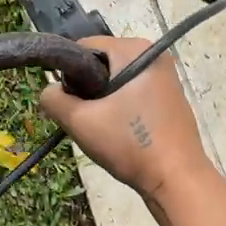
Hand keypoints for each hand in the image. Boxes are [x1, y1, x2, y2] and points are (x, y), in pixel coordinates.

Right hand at [40, 37, 215, 206]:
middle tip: (84, 120)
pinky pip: (133, 94)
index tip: (68, 102)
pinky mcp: (170, 98)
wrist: (176, 179)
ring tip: (101, 129)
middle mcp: (154, 55)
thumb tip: (49, 91)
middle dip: (86, 90)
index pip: (84, 47)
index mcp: (134, 49)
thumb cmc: (129, 144)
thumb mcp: (79, 121)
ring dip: (102, 103)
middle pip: (101, 64)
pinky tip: (120, 133)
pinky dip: (120, 109)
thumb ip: (53, 99)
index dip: (68, 73)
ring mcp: (166, 77)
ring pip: (116, 82)